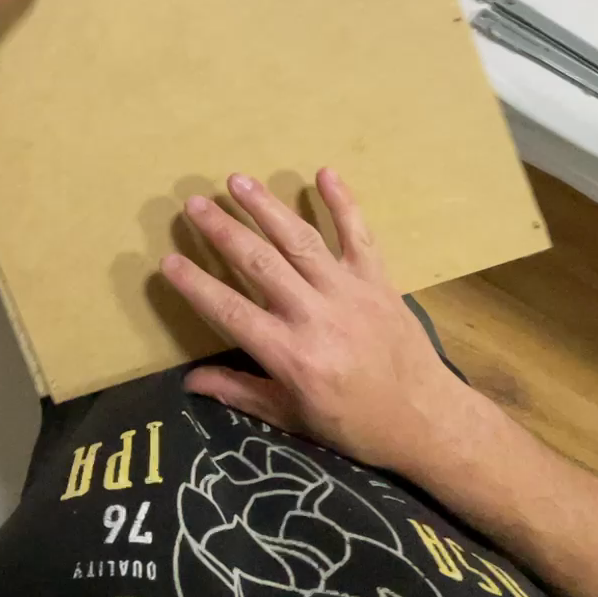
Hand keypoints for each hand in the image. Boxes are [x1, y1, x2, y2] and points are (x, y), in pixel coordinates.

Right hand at [160, 169, 497, 477]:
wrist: (429, 422)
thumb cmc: (354, 424)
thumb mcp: (291, 418)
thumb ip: (239, 392)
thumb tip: (187, 382)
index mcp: (292, 355)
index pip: (232, 311)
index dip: (197, 285)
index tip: (168, 260)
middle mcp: (317, 317)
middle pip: (260, 263)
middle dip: (223, 231)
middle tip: (194, 204)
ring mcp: (350, 293)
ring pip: (301, 241)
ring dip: (267, 207)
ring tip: (237, 180)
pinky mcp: (378, 281)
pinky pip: (360, 235)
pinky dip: (343, 203)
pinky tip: (324, 172)